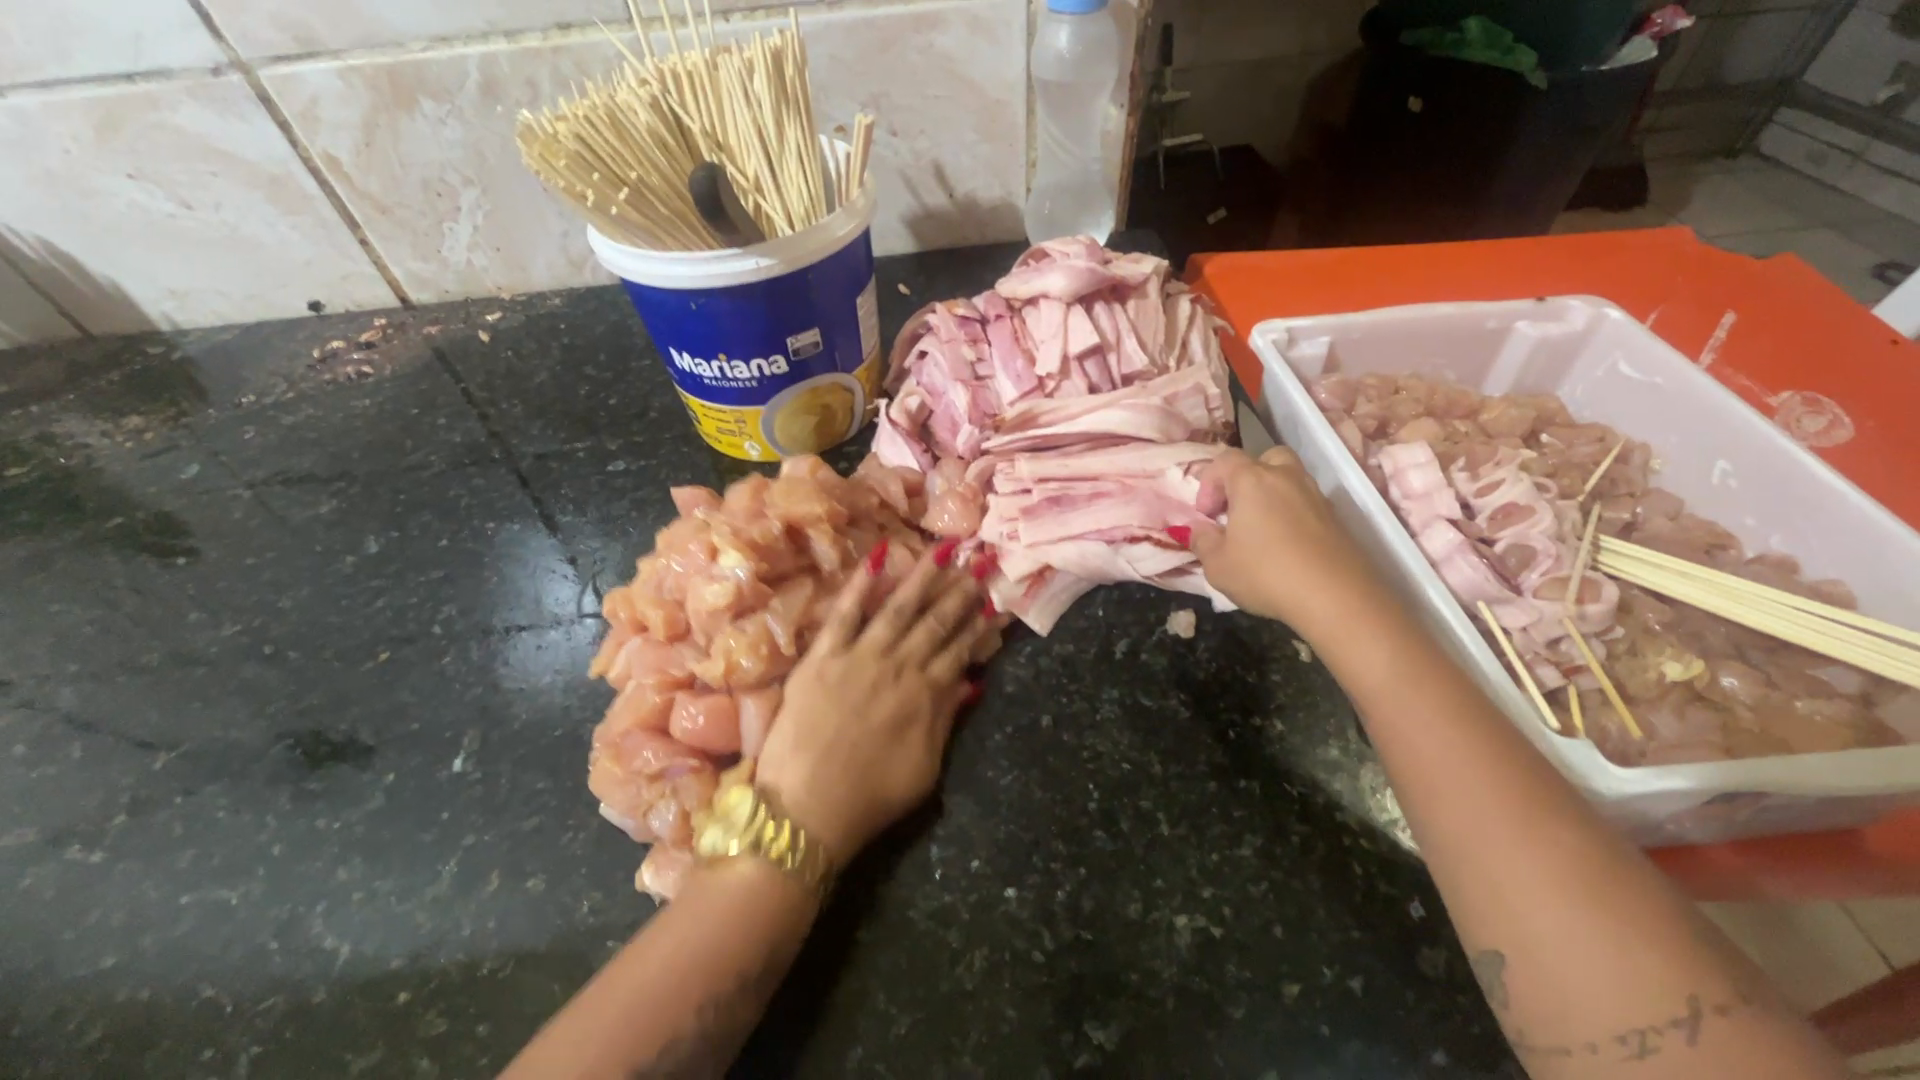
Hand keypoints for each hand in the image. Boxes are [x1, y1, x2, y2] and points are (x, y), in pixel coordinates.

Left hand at [753, 548, 993, 860]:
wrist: (807, 811)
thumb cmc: (869, 799)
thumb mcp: (924, 769)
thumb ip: (945, 721)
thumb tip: (969, 682)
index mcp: (926, 696)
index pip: (959, 649)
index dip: (979, 623)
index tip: (995, 598)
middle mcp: (899, 667)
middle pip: (935, 622)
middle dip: (960, 589)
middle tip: (980, 559)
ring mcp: (859, 658)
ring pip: (898, 608)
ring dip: (923, 576)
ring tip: (944, 549)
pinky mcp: (821, 657)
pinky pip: (844, 614)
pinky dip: (861, 585)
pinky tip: (878, 556)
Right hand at [1189, 447, 1386, 635]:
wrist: (1335, 595)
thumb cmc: (1265, 574)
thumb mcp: (1218, 565)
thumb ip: (1202, 541)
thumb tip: (1199, 529)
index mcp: (1251, 480)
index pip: (1225, 460)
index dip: (1209, 483)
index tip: (1207, 515)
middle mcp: (1285, 477)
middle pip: (1264, 459)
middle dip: (1247, 478)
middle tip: (1237, 509)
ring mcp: (1315, 495)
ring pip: (1289, 478)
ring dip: (1272, 495)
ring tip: (1262, 530)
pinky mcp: (1335, 517)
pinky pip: (1306, 503)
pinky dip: (1293, 514)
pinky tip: (1287, 545)